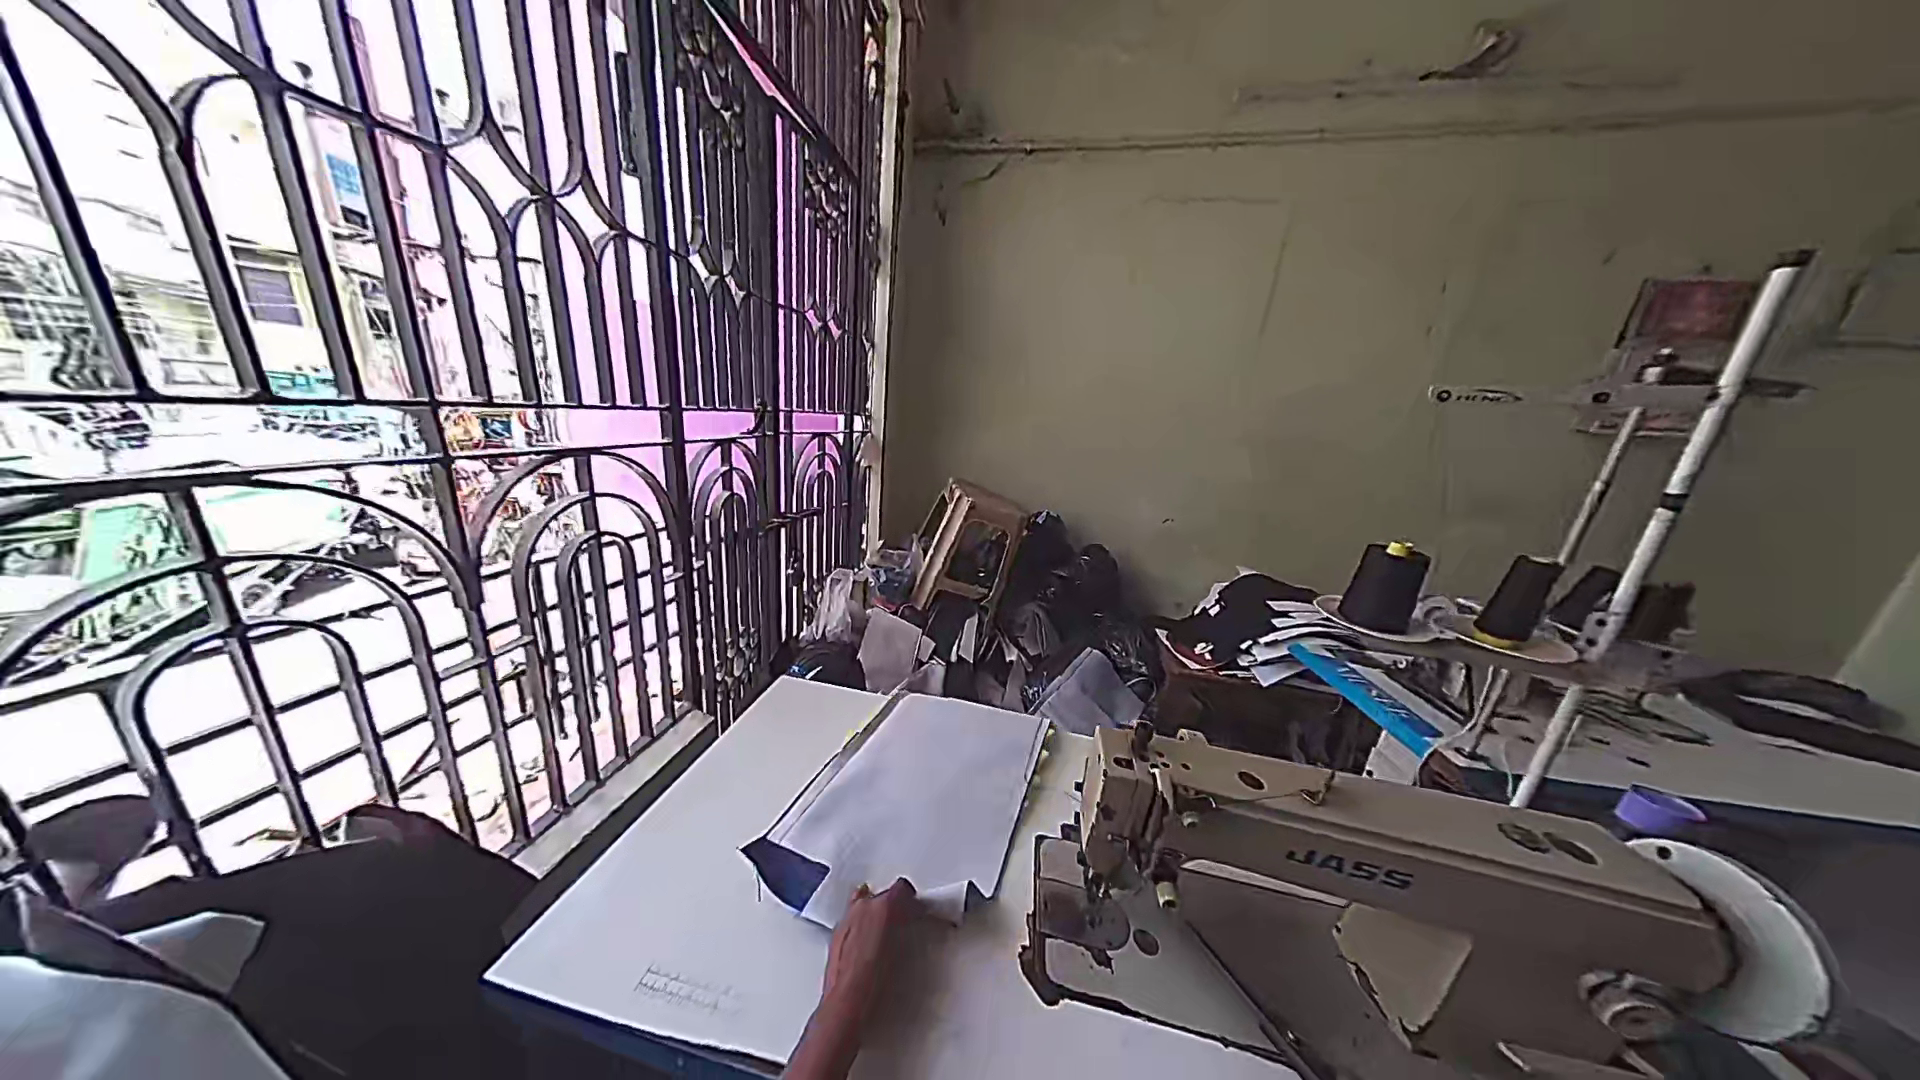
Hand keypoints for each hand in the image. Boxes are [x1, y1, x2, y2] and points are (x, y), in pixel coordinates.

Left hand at [821, 877, 917, 1021]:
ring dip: (873, 912)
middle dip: (891, 905)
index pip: (902, 888)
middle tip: (899, 923)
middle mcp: (863, 906)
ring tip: (881, 932)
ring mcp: (847, 917)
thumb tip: (907, 920)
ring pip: (864, 903)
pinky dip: (859, 923)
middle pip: (882, 894)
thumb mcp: (903, 951)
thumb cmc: (877, 981)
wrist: (848, 1002)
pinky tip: (864, 940)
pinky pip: (851, 917)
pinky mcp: (836, 932)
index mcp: (884, 906)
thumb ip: (905, 926)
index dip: (910, 899)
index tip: (914, 909)